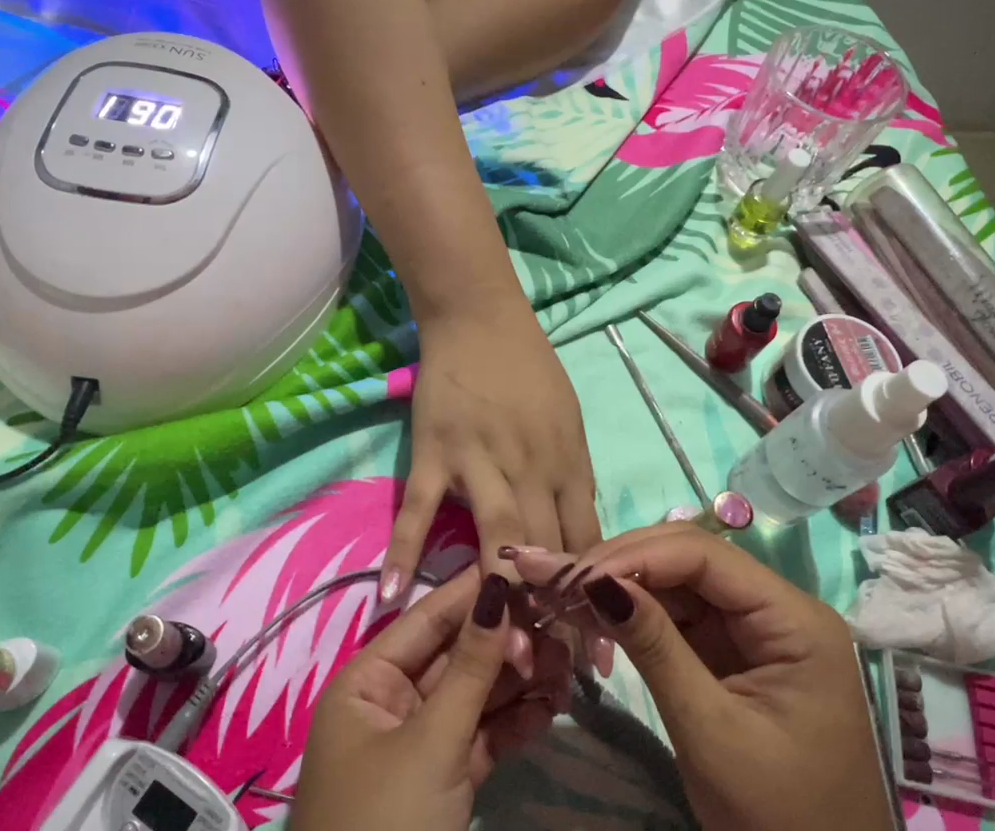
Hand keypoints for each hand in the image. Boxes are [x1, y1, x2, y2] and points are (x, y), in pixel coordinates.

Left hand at [291, 569, 564, 830]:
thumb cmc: (385, 819)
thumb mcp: (430, 741)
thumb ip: (471, 668)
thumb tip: (498, 588)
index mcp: (368, 680)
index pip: (428, 620)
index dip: (476, 593)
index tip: (525, 565)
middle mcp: (392, 701)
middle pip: (458, 656)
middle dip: (509, 642)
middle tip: (563, 625)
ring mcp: (421, 741)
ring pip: (477, 696)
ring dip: (521, 681)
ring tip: (569, 666)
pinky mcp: (446, 778)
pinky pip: (484, 736)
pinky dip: (516, 723)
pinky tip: (553, 706)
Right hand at [382, 298, 604, 670]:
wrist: (479, 317)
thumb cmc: (529, 369)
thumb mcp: (569, 421)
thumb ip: (571, 478)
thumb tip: (577, 537)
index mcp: (568, 462)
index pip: (588, 540)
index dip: (595, 598)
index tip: (601, 652)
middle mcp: (532, 468)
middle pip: (550, 551)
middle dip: (556, 616)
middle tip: (556, 678)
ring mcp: (480, 461)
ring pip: (497, 536)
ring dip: (501, 599)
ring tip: (497, 661)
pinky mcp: (434, 452)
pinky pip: (419, 508)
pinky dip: (406, 551)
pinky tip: (393, 597)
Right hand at [508, 526, 894, 830]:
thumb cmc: (777, 815)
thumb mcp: (709, 730)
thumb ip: (654, 646)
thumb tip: (594, 581)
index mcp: (794, 620)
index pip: (705, 557)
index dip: (636, 556)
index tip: (574, 574)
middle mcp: (779, 610)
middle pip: (692, 561)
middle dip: (622, 565)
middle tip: (556, 579)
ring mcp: (757, 633)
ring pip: (681, 586)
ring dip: (623, 587)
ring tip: (562, 593)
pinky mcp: (737, 656)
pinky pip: (682, 619)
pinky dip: (637, 617)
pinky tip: (594, 616)